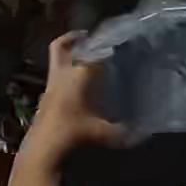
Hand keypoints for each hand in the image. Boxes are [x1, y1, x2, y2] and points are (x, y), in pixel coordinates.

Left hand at [15, 33, 124, 182]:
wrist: (43, 148)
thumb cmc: (72, 133)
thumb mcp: (100, 133)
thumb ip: (122, 133)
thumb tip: (143, 134)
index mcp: (75, 76)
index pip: (90, 52)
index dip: (101, 44)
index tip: (113, 43)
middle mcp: (61, 75)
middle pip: (60, 46)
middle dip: (72, 38)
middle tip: (87, 37)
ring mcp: (50, 85)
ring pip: (55, 61)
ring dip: (68, 56)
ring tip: (85, 59)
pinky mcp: (45, 97)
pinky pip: (55, 76)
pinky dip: (65, 73)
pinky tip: (78, 85)